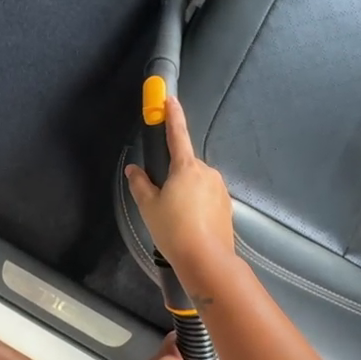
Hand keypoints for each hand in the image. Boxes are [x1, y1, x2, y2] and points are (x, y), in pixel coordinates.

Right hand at [125, 97, 234, 275]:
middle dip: (173, 175)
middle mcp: (206, 172)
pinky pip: (206, 197)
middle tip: (161, 200)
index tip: (170, 99)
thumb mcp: (148, 207)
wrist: (207, 260)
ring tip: (175, 219)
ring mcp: (219, 188)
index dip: (172, 115)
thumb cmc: (173, 229)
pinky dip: (197, 205)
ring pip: (196, 182)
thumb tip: (134, 170)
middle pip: (185, 165)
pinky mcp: (227, 205)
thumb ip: (140, 184)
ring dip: (186, 192)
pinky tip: (189, 225)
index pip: (177, 134)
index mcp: (186, 166)